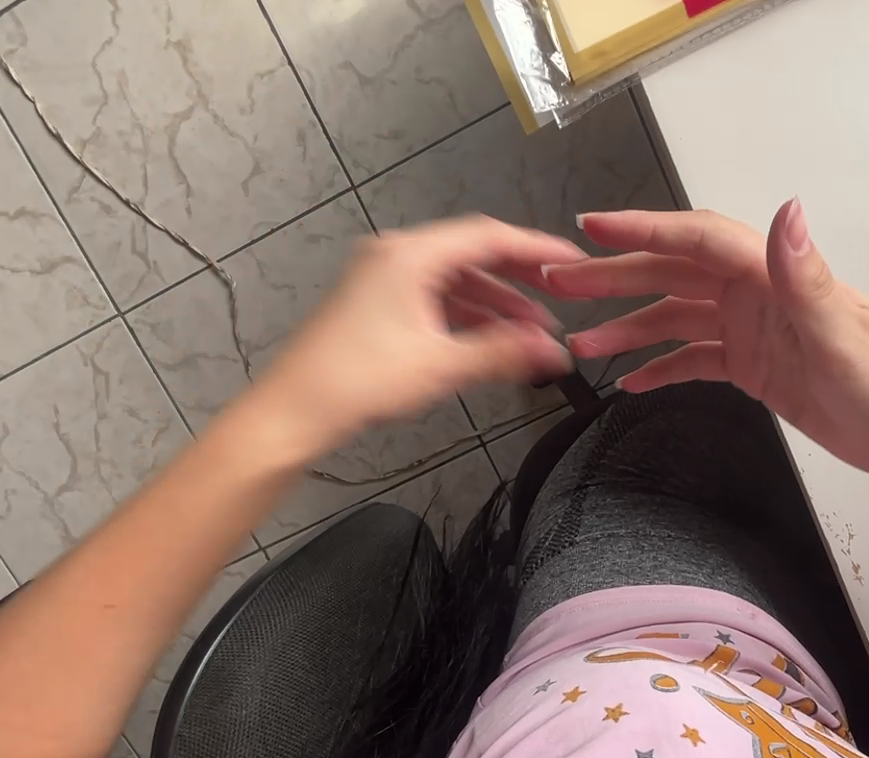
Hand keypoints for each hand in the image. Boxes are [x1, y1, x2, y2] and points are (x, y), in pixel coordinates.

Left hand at [228, 215, 583, 463]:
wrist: (296, 408)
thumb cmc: (361, 380)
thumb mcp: (441, 365)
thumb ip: (503, 354)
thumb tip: (555, 353)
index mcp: (411, 256)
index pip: (488, 237)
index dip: (535, 248)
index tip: (572, 261)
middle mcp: (397, 256)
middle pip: (472, 255)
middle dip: (519, 280)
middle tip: (560, 298)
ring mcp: (385, 279)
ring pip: (455, 281)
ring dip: (495, 304)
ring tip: (532, 333)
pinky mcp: (378, 304)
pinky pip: (435, 299)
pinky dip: (467, 316)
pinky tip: (491, 340)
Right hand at [542, 201, 868, 471]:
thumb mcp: (843, 334)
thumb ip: (807, 278)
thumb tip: (787, 213)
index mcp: (773, 276)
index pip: (696, 241)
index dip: (642, 231)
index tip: (592, 229)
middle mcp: (755, 294)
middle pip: (671, 276)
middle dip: (614, 279)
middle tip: (561, 285)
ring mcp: (750, 330)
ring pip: (675, 320)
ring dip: (628, 331)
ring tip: (582, 347)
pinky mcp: (750, 366)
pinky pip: (693, 359)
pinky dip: (661, 367)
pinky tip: (630, 381)